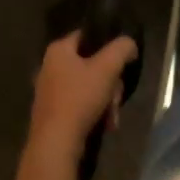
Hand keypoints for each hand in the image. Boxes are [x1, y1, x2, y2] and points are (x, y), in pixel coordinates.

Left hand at [27, 33, 137, 158]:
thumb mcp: (107, 67)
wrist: (55, 143)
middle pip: (91, 65)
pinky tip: (105, 125)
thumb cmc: (79, 98)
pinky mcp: (52, 114)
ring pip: (88, 87)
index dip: (107, 44)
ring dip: (106, 100)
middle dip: (110, 82)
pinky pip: (80, 105)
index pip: (87, 35)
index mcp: (58, 50)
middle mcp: (50, 67)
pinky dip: (94, 113)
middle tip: (117, 95)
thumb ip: (122, 48)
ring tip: (112, 116)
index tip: (122, 60)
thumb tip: (130, 45)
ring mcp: (50, 92)